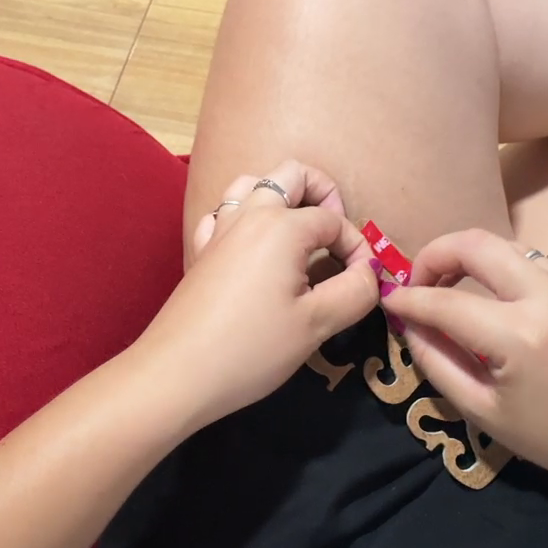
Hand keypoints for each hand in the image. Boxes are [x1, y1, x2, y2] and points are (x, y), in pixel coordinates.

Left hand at [129, 161, 377, 429]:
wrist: (176, 373)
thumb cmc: (252, 348)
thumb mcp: (316, 324)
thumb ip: (354, 292)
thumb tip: (370, 274)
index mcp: (282, 227)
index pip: (333, 220)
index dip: (357, 249)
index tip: (363, 283)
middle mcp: (250, 214)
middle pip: (292, 174)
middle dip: (323, 194)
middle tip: (333, 236)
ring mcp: (220, 229)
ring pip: (252, 184)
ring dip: (281, 197)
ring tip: (298, 233)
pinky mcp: (201, 250)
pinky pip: (223, 213)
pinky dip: (244, 218)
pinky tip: (253, 248)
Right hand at [380, 229, 547, 497]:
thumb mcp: (485, 413)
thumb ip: (438, 362)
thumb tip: (409, 323)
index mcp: (519, 337)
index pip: (444, 300)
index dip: (408, 298)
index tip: (388, 299)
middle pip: (475, 242)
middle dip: (436, 253)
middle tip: (421, 280)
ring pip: (506, 246)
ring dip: (472, 259)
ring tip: (456, 287)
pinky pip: (536, 264)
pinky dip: (507, 274)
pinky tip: (504, 303)